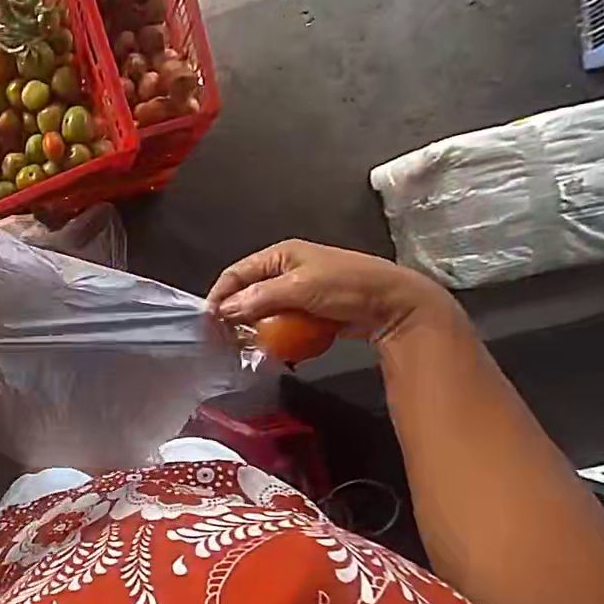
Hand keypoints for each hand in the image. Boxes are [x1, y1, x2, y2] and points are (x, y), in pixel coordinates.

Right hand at [207, 239, 466, 346]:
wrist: (394, 304)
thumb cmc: (347, 286)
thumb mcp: (299, 288)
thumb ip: (259, 299)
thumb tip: (224, 311)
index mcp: (281, 254)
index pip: (237, 273)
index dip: (220, 295)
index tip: (209, 321)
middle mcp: (287, 268)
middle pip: (249, 292)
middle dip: (236, 314)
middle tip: (226, 338)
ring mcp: (300, 290)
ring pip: (265, 310)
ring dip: (255, 327)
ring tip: (247, 346)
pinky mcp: (311, 309)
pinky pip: (284, 321)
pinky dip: (276, 334)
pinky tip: (274, 349)